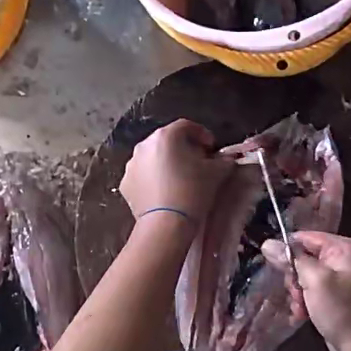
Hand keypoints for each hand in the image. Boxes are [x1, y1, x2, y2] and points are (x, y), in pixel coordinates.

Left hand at [119, 120, 235, 225]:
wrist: (166, 223)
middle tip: (196, 164)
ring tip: (180, 180)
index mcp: (166, 136)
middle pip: (167, 141)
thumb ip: (223, 160)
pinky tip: (164, 193)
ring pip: (153, 158)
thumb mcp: (217, 173)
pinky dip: (153, 180)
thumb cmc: (193, 191)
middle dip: (183, 149)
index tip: (210, 148)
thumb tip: (224, 159)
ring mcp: (131, 165)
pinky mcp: (125, 184)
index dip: (202, 134)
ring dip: (166, 164)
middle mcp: (144, 146)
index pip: (186, 126)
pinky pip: (143, 176)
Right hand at [261, 231, 350, 350]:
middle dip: (294, 277)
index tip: (278, 268)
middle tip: (296, 293)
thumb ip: (292, 259)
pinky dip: (305, 301)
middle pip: (304, 257)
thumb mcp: (315, 281)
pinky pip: (313, 289)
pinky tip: (303, 314)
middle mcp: (345, 258)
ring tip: (300, 308)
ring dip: (298, 292)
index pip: (304, 238)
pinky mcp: (338, 294)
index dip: (287, 251)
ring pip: (305, 275)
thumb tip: (268, 243)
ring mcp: (342, 277)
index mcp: (345, 248)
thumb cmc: (342, 311)